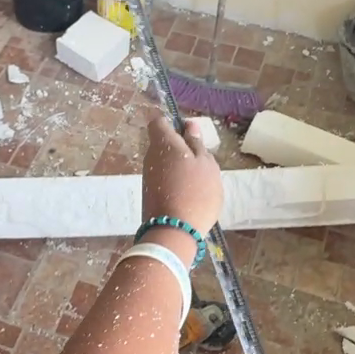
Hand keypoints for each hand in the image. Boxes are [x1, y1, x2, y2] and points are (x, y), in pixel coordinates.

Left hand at [141, 115, 222, 232]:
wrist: (174, 232)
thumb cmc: (196, 192)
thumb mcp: (206, 164)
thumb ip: (197, 143)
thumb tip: (189, 125)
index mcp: (163, 143)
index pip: (158, 122)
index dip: (172, 123)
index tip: (189, 134)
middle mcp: (151, 157)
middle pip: (163, 143)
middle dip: (181, 147)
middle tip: (202, 162)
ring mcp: (148, 176)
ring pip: (165, 162)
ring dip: (180, 167)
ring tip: (199, 181)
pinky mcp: (150, 193)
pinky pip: (164, 178)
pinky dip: (176, 182)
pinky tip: (190, 194)